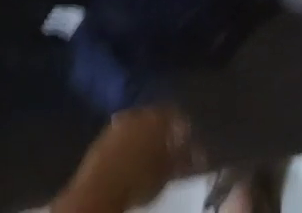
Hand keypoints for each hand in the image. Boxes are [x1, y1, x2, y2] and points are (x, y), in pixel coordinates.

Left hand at [53, 106, 203, 212]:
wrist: (100, 188)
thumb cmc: (140, 179)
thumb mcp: (168, 173)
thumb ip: (187, 159)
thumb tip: (202, 154)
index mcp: (156, 117)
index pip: (176, 113)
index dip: (184, 126)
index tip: (189, 139)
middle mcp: (137, 112)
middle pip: (156, 116)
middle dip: (164, 129)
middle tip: (171, 147)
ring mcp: (118, 122)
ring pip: (139, 124)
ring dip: (146, 135)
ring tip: (152, 154)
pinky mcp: (104, 135)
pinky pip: (124, 133)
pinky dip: (131, 141)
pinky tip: (133, 156)